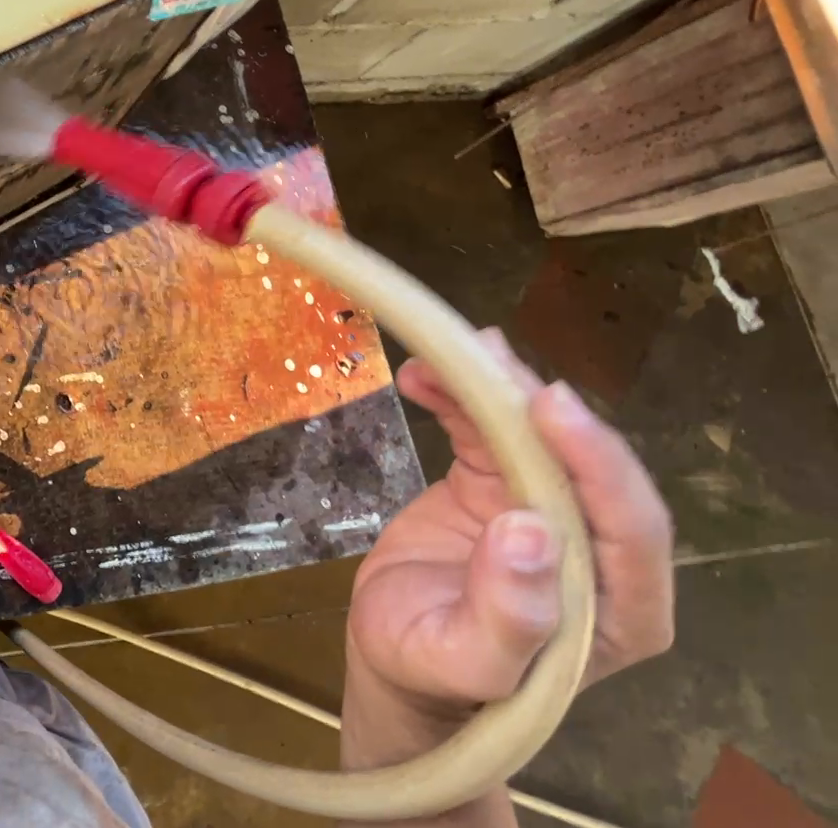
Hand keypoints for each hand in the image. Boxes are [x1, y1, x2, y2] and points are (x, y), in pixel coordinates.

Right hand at [340, 329, 673, 816]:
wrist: (391, 660)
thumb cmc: (431, 672)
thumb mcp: (463, 660)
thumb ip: (510, 614)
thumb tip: (530, 531)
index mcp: (615, 606)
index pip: (630, 524)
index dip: (598, 460)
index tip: (551, 405)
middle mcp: (592, 552)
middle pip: (581, 468)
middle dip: (539, 408)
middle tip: (491, 355)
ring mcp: (541, 517)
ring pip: (531, 442)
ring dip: (495, 392)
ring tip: (457, 348)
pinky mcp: (494, 493)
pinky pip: (481, 438)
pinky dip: (454, 403)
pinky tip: (423, 378)